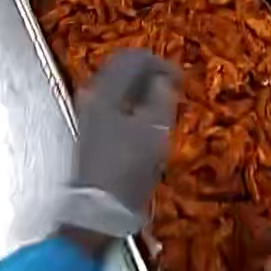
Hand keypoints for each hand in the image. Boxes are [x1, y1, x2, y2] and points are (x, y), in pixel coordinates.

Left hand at [61, 50, 178, 238]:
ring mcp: (89, 113)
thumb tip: (163, 79)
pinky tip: (147, 117)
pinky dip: (133, 101)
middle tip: (173, 85)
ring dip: (141, 87)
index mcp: (106, 90)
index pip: (134, 59)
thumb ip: (160, 97)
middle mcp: (93, 95)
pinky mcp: (92, 130)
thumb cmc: (128, 168)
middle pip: (122, 68)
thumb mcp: (153, 130)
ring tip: (163, 101)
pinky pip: (115, 101)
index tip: (181, 78)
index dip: (160, 63)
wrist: (98, 211)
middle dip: (150, 72)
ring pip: (118, 85)